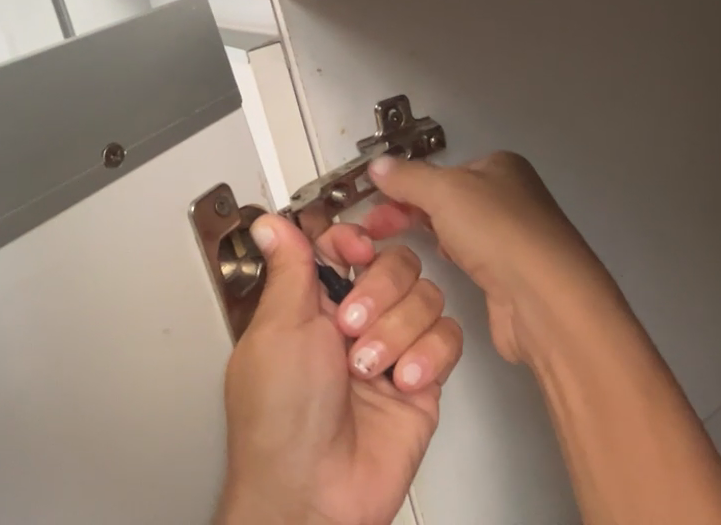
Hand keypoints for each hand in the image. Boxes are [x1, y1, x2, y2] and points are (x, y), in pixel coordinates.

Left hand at [217, 212, 463, 524]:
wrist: (315, 494)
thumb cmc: (280, 423)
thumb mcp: (276, 331)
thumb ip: (289, 269)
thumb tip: (271, 225)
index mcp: (315, 305)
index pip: (349, 244)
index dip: (357, 240)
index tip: (355, 250)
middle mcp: (357, 321)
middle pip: (397, 263)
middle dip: (381, 292)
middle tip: (352, 328)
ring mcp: (393, 347)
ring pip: (426, 296)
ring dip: (399, 331)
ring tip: (371, 368)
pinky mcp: (423, 376)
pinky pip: (449, 337)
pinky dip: (429, 356)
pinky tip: (403, 380)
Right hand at [364, 152, 624, 365]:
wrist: (539, 295)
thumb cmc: (498, 232)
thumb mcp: (446, 191)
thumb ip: (409, 178)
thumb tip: (380, 164)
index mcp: (501, 166)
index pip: (445, 169)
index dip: (409, 183)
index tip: (376, 203)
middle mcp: (511, 196)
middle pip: (450, 199)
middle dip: (413, 211)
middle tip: (377, 230)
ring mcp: (511, 235)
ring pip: (458, 230)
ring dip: (433, 236)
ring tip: (401, 248)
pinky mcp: (508, 272)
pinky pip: (470, 258)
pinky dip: (452, 259)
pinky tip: (442, 265)